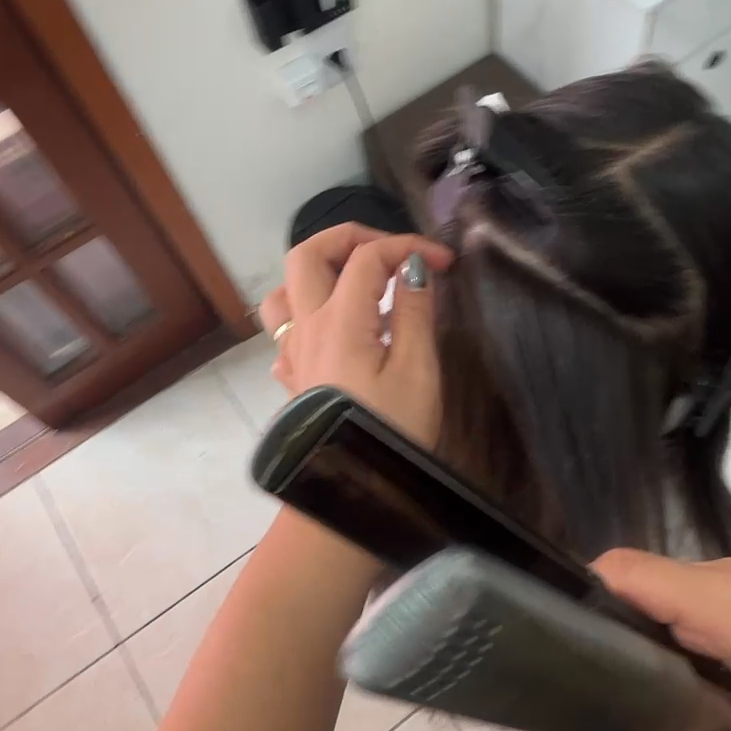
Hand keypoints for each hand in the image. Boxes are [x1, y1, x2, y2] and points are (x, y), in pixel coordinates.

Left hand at [258, 223, 454, 445]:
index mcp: (341, 320)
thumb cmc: (390, 432)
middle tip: (388, 254)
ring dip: (317, 275)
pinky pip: (286, 333)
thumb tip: (414, 267)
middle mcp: (308, 328)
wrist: (349, 491)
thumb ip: (415, 312)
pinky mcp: (293, 379)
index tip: (445, 262)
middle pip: (307, 255)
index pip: (368, 257)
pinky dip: (309, 317)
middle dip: (348, 239)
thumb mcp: (418, 371)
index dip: (408, 247)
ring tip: (353, 286)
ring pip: (285, 292)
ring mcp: (293, 354)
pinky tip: (334, 334)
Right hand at [592, 549, 730, 730]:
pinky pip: (669, 601)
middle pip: (628, 582)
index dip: (581, 597)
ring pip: (646, 592)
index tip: (557, 646)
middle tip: (586, 691)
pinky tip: (656, 684)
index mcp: (729, 609)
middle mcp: (722, 580)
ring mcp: (730, 585)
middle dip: (597, 626)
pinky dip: (650, 634)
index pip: (625, 572)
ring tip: (617, 692)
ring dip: (623, 633)